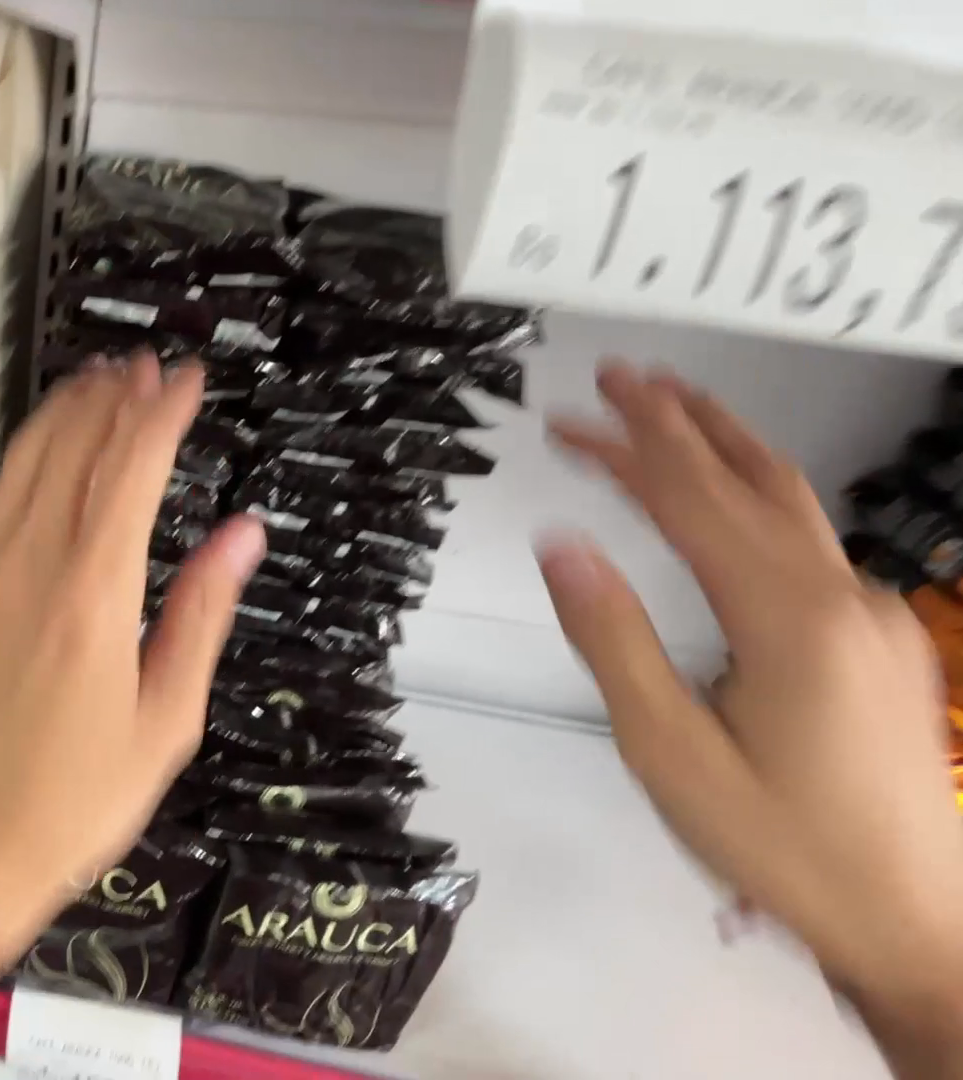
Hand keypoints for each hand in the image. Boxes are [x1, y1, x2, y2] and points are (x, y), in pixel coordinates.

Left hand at [0, 353, 264, 969]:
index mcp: (92, 594)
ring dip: (66, 414)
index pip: (130, 469)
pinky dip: (24, 456)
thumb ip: (201, 612)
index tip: (190, 378)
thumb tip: (241, 534)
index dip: (163, 414)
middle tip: (148, 366)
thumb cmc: (78, 795)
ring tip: (100, 382)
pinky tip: (42, 448)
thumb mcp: (167, 716)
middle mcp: (33, 565)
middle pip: (74, 449)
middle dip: (114, 398)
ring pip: (27, 463)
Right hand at [539, 360, 962, 1024]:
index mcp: (787, 620)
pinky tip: (720, 496)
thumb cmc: (777, 841)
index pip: (697, 504)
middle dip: (682, 424)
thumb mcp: (666, 747)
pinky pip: (799, 544)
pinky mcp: (872, 644)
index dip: (638, 446)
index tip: (588, 401)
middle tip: (624, 375)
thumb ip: (613, 639)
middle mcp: (841, 600)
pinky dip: (745, 498)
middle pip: (753, 485)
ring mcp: (869, 620)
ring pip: (790, 506)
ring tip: (672, 406)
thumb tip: (561, 545)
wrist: (925, 928)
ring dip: (722, 449)